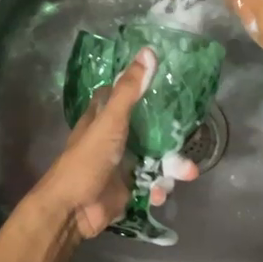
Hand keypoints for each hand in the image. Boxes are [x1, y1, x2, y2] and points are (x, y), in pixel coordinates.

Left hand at [28, 49, 199, 237]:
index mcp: (104, 118)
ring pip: (156, 159)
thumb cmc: (87, 160)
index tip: (168, 83)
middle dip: (171, 137)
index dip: (144, 88)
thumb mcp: (110, 122)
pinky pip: (153, 184)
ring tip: (186, 174)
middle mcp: (115, 138)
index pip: (123, 95)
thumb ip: (129, 90)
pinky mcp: (130, 189)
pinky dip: (160, 188)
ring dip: (171, 167)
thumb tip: (148, 51)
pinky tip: (160, 193)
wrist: (73, 210)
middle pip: (149, 129)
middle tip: (189, 139)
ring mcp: (123, 164)